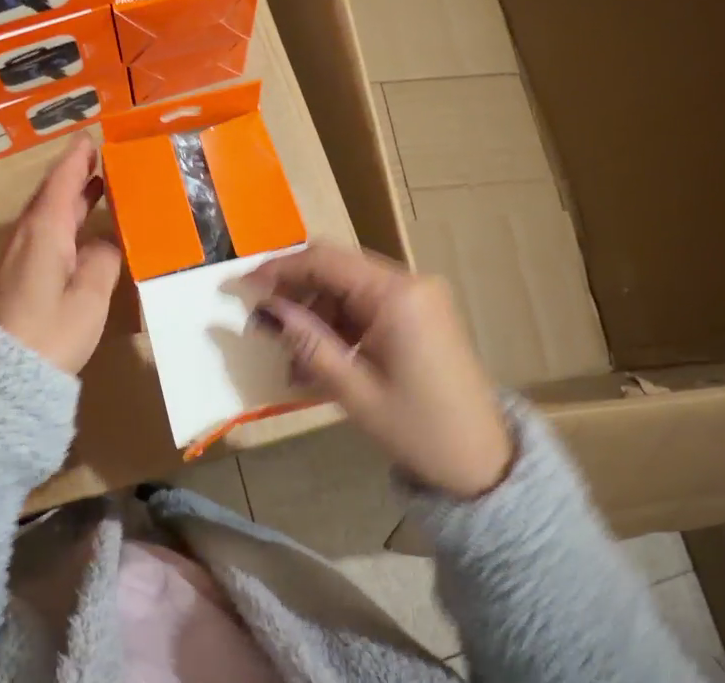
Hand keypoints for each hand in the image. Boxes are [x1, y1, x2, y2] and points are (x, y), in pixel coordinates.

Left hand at [0, 135, 123, 374]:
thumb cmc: (49, 333)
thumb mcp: (89, 299)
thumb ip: (103, 262)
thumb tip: (106, 243)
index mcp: (44, 231)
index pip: (61, 182)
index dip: (76, 159)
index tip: (89, 137)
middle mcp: (25, 236)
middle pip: (50, 196)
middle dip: (74, 177)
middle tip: (100, 160)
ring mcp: (16, 258)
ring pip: (44, 217)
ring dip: (69, 201)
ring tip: (96, 189)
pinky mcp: (14, 279)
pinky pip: (42, 235)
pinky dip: (63, 224)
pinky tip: (78, 236)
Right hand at [248, 244, 514, 497]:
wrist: (483, 463)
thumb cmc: (418, 430)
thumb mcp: (353, 389)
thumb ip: (306, 341)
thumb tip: (264, 310)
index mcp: (397, 295)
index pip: (325, 260)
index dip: (278, 269)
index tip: (241, 288)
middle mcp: (410, 283)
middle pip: (336, 270)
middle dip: (297, 296)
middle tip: (265, 331)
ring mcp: (420, 297)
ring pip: (349, 288)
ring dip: (317, 316)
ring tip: (295, 363)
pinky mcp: (422, 314)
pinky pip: (369, 306)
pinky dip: (341, 326)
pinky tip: (323, 361)